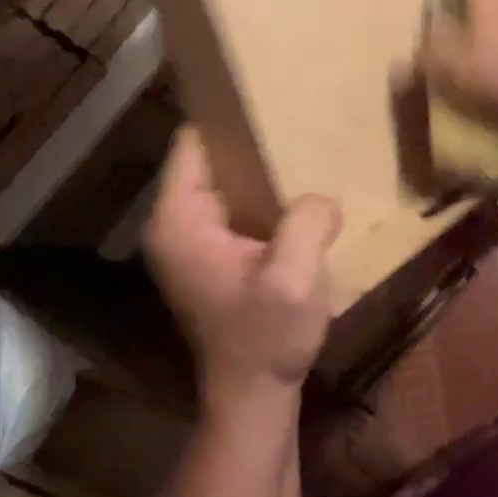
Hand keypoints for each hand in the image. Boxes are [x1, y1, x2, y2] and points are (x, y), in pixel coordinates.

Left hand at [145, 128, 341, 413]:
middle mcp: (177, 224)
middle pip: (211, 159)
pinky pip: (240, 209)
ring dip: (264, 173)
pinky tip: (304, 198)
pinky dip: (267, 200)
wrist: (254, 398)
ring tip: (309, 153)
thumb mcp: (293, 279)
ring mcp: (195, 242)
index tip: (271, 98)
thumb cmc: (266, 339)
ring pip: (229, 184)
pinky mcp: (217, 258)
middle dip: (252, 142)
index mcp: (180, 220)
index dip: (229, 117)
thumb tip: (321, 199)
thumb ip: (307, 223)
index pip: (194, 142)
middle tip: (302, 122)